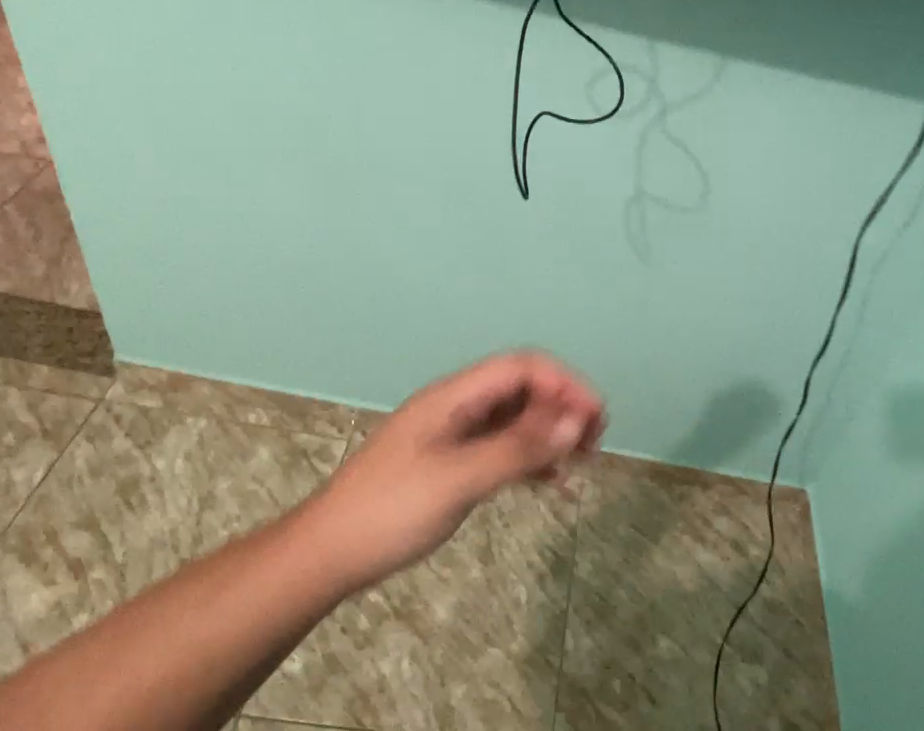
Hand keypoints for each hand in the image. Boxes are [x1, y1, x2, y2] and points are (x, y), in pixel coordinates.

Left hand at [302, 351, 604, 592]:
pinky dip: (532, 462)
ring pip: (515, 422)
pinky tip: (555, 485)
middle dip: (562, 407)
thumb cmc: (389, 511)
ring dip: (551, 435)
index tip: (596, 415)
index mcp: (454, 398)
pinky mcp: (452, 466)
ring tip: (584, 461)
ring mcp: (453, 438)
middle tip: (596, 440)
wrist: (327, 555)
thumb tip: (574, 421)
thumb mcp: (458, 479)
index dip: (563, 383)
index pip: (521, 368)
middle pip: (522, 391)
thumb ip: (517, 450)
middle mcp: (457, 409)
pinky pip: (503, 452)